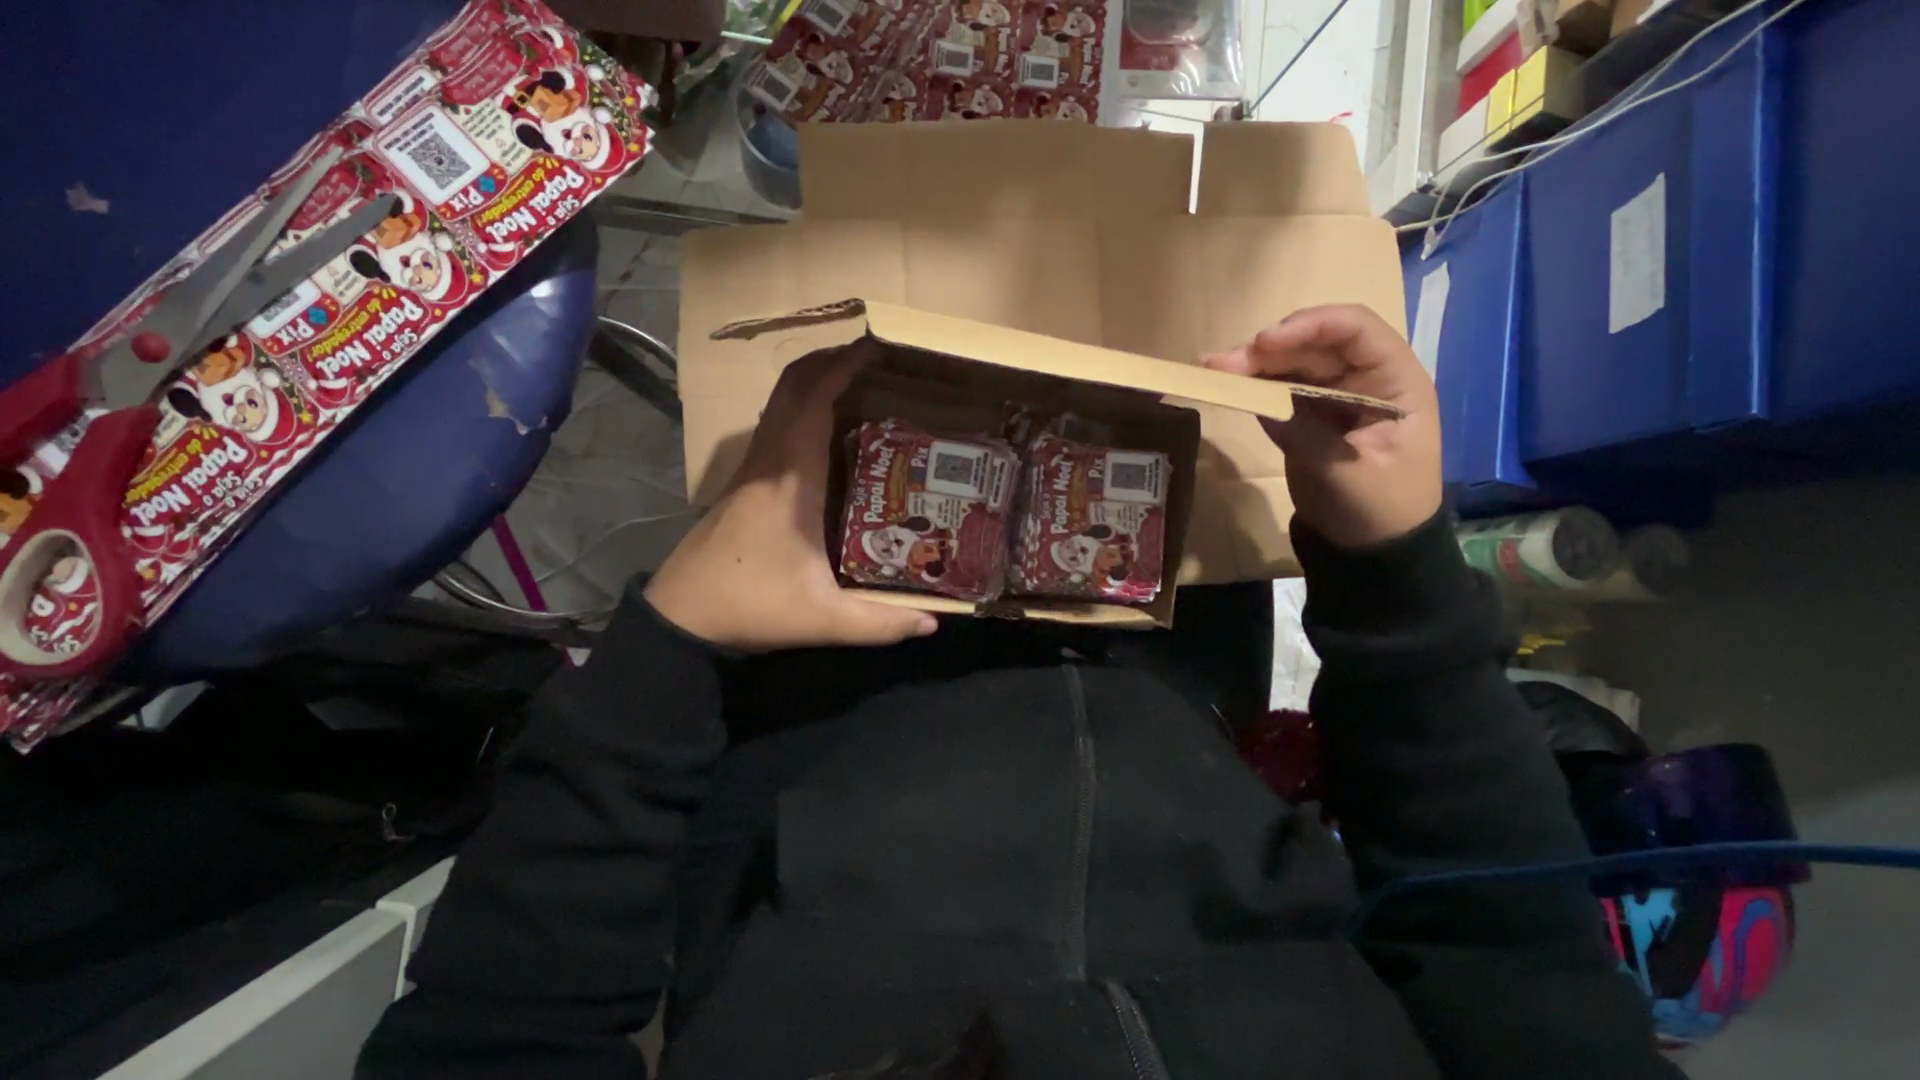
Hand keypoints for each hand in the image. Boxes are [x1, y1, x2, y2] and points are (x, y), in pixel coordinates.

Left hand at [644, 342, 938, 650]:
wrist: (684, 618)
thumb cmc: (750, 606)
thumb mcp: (822, 620)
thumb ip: (881, 623)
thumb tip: (936, 622)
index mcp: (790, 478)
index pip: (813, 399)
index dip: (844, 364)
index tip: (880, 346)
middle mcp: (768, 461)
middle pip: (793, 385)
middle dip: (834, 359)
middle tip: (881, 358)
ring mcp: (752, 468)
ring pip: (781, 401)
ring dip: (817, 379)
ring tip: (865, 382)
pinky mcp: (746, 482)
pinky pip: (778, 423)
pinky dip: (805, 406)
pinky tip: (834, 429)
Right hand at [1203, 304, 1442, 548]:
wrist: (1373, 548)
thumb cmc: (1379, 510)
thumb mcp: (1347, 476)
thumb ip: (1309, 436)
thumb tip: (1263, 404)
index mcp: (1395, 381)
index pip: (1356, 330)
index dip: (1311, 325)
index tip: (1264, 341)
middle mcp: (1365, 376)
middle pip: (1315, 343)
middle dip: (1269, 348)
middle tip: (1221, 364)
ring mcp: (1335, 393)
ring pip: (1292, 362)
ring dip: (1253, 363)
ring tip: (1212, 369)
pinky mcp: (1309, 413)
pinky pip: (1279, 388)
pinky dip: (1251, 384)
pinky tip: (1222, 383)